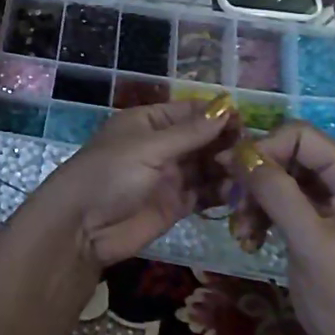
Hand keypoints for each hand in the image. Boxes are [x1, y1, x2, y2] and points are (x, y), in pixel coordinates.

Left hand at [39, 99, 235, 266]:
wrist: (81, 227)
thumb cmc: (109, 174)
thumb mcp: (148, 148)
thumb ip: (189, 132)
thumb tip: (226, 107)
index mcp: (148, 122)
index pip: (190, 111)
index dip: (218, 116)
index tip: (248, 124)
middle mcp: (161, 145)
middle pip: (203, 139)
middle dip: (227, 144)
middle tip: (253, 154)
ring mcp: (169, 176)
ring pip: (208, 166)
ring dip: (228, 169)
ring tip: (250, 175)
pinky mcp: (176, 204)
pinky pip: (205, 193)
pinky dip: (222, 193)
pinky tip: (240, 193)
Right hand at [222, 122, 334, 334]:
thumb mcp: (310, 244)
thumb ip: (278, 194)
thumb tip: (241, 152)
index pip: (303, 137)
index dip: (266, 148)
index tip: (235, 175)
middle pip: (288, 154)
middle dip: (256, 177)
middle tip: (231, 202)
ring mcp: (332, 203)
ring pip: (279, 177)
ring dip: (254, 199)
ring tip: (241, 231)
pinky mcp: (316, 222)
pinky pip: (280, 201)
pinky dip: (260, 215)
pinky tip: (249, 239)